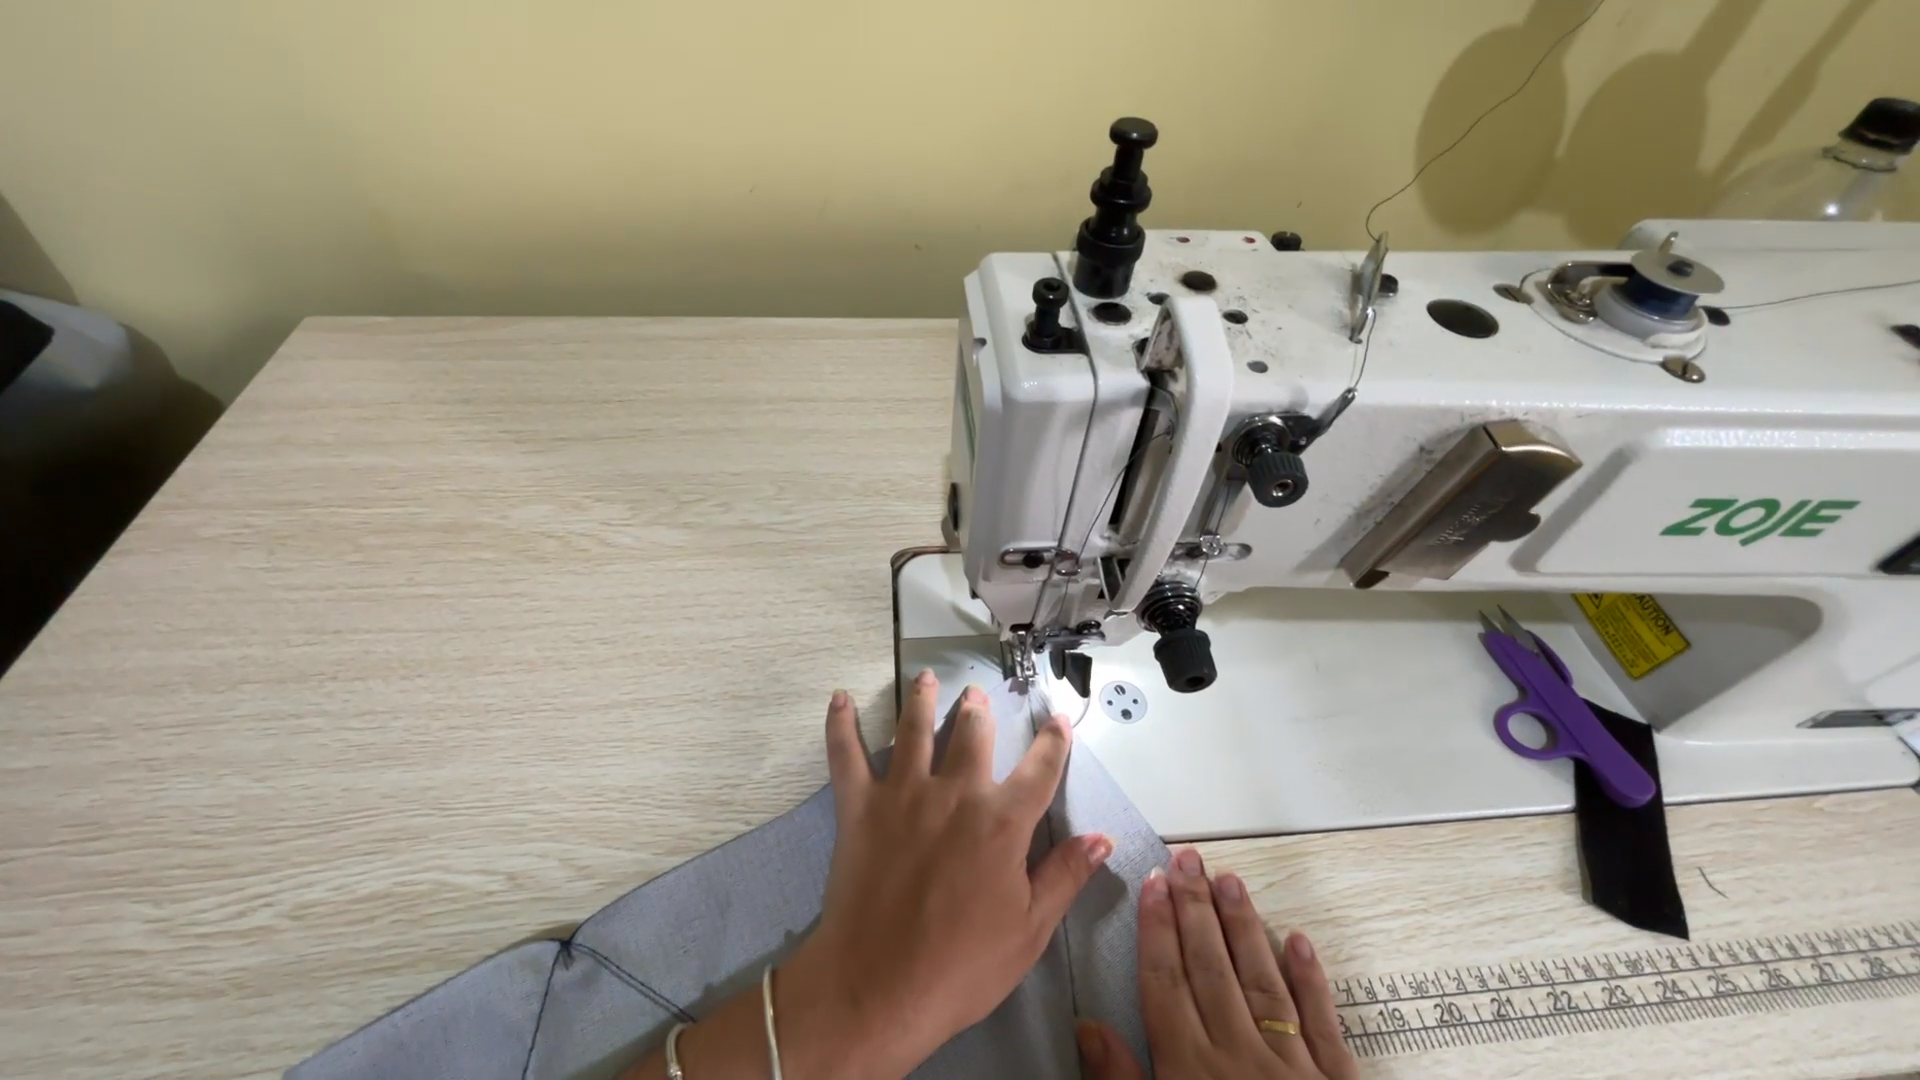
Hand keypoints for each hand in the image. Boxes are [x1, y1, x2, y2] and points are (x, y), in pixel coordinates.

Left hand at [780, 672, 1113, 1078]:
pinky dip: (840, 725)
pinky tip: (839, 699)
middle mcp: (956, 793)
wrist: (879, 986)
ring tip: (928, 678)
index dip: (1053, 742)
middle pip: (973, 734)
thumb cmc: (962, 966)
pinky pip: (847, 755)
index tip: (1056, 722)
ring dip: (923, 699)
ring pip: (915, 729)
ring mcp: (903, 794)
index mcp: (1002, 822)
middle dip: (980, 710)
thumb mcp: (1030, 929)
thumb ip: (1065, 875)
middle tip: (977, 696)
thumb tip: (1100, 838)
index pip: (1040, 768)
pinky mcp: (860, 806)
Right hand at [1076, 847, 1357, 1079]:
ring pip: (1262, 980)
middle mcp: (1239, 1055)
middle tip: (1188, 859)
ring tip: (1230, 880)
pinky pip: (1323, 1024)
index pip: (1166, 982)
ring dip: (1244, 927)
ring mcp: (1292, 1068)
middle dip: (1196, 908)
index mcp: (1191, 1069)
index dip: (1157, 929)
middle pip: (1210, 967)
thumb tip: (1087, 1026)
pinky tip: (1299, 940)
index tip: (1153, 883)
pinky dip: (1311, 981)